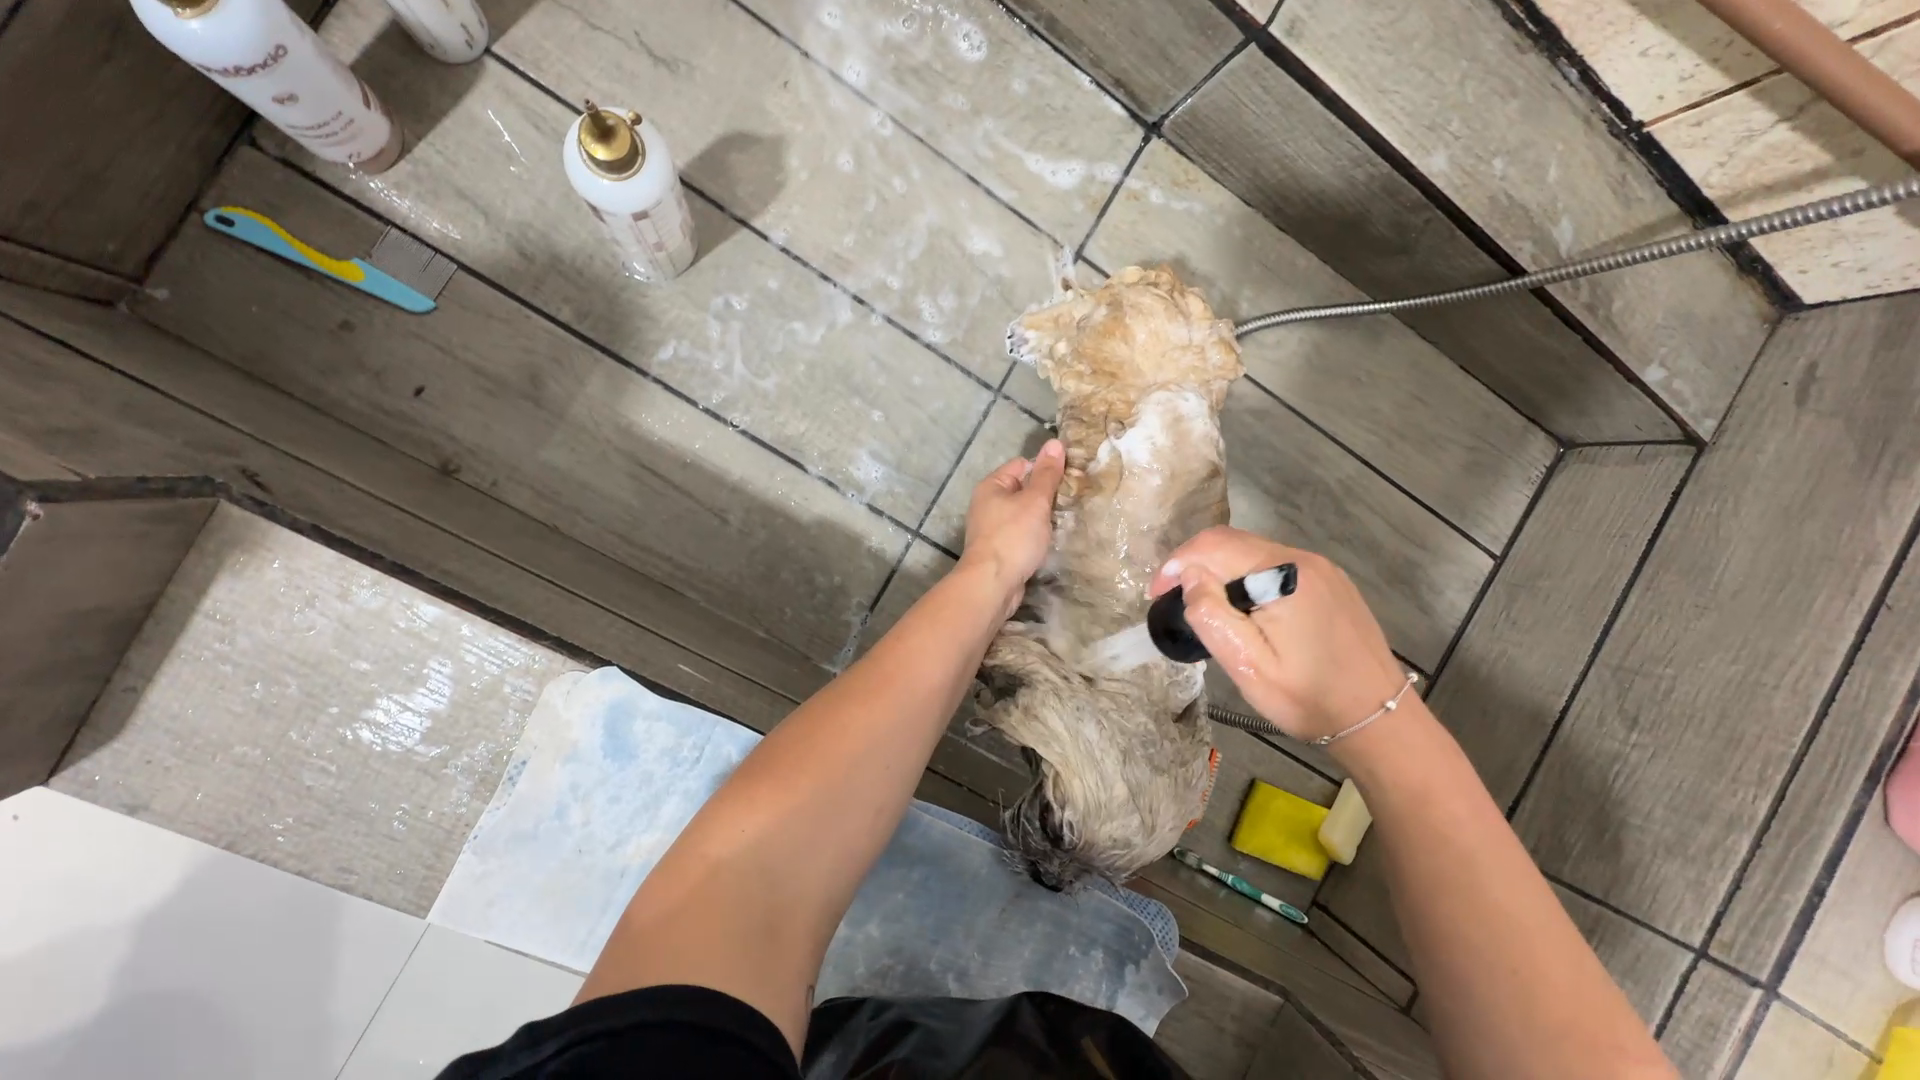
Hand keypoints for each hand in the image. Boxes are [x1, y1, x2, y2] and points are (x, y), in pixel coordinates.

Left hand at [959, 439, 1064, 617]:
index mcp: (992, 486)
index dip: (1044, 469)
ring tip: (1065, 521)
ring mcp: (991, 529)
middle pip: (1022, 491)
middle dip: (1045, 496)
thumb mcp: (1035, 501)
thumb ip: (1047, 474)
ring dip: (1042, 519)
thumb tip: (1055, 443)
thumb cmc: (1013, 537)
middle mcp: (987, 504)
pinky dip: (1034, 537)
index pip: (1021, 465)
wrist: (992, 584)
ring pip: (1023, 515)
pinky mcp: (999, 550)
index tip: (1069, 479)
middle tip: (1071, 501)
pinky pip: (1021, 535)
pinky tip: (1050, 542)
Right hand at [1152, 526, 1407, 742]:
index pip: (1213, 545)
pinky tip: (1244, 611)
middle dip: (1194, 565)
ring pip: (1254, 553)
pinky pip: (1276, 567)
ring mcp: (1322, 569)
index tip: (1155, 594)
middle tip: (1173, 601)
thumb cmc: (1309, 698)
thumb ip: (1212, 616)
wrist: (1378, 719)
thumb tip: (1190, 578)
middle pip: (1233, 543)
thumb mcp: (1248, 666)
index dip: (1176, 563)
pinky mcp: (1331, 583)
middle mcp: (1303, 560)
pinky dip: (1247, 579)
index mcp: (1282, 575)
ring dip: (1220, 572)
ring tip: (1205, 609)